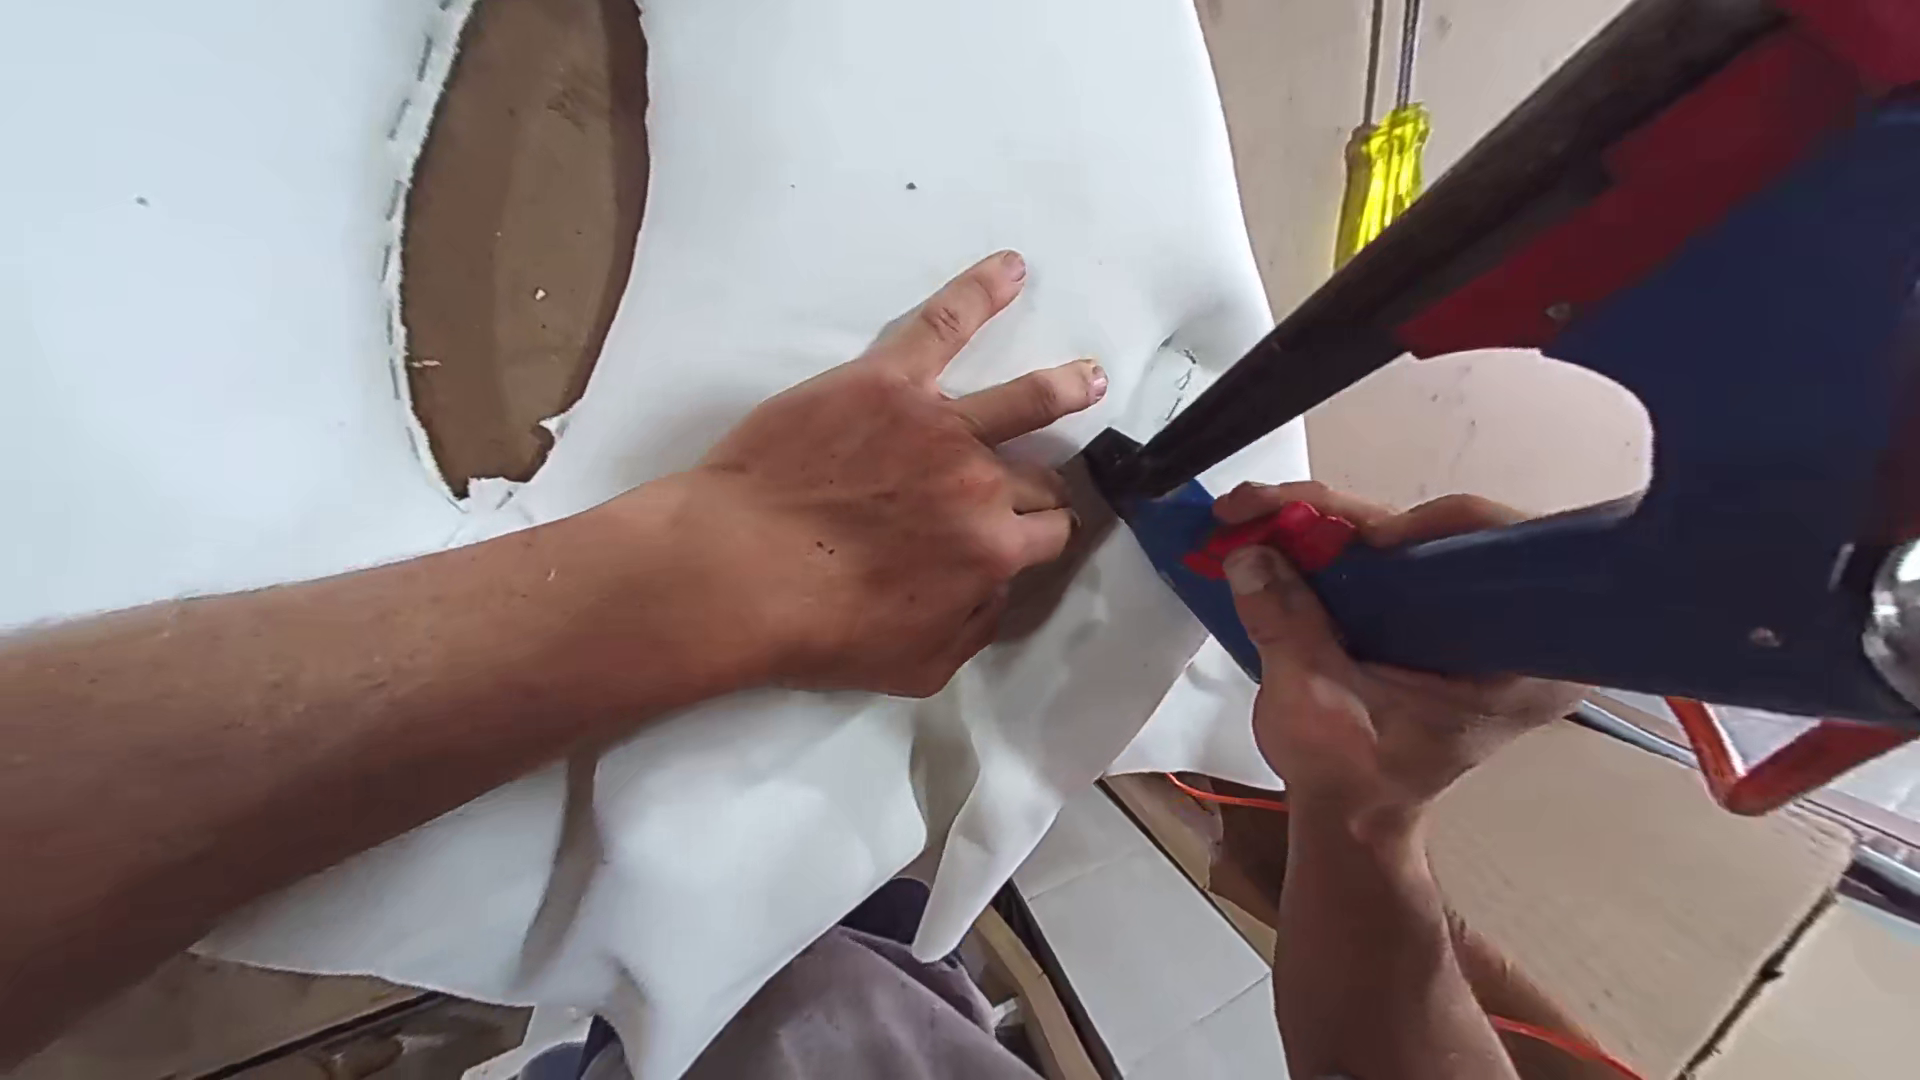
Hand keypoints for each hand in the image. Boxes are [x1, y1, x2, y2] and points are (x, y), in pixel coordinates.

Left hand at [680, 250, 1104, 696]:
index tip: (1032, 537)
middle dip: (1043, 487)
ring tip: (1089, 377)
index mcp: (993, 550)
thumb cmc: (821, 630)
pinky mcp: (888, 382)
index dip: (1045, 537)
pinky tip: (1010, 269)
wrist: (736, 573)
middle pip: (1038, 478)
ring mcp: (938, 425)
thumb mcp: (919, 665)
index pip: (1050, 534)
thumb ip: (977, 627)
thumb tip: (1002, 588)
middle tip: (1034, 487)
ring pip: (1023, 400)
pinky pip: (943, 324)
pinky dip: (980, 292)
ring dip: (1064, 388)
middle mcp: (982, 483)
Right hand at [1218, 483, 1584, 824]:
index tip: (1363, 534)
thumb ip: (1285, 625)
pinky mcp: (1411, 613)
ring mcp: (1450, 615)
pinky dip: (1317, 547)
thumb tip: (1249, 553)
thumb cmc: (1349, 774)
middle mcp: (1496, 624)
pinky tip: (1272, 538)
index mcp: (1515, 657)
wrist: (1347, 808)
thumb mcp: (1314, 702)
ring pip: (1390, 541)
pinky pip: (1370, 562)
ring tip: (1252, 514)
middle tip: (1262, 506)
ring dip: (1318, 523)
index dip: (1432, 527)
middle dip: (1341, 515)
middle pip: (1427, 534)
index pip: (1498, 556)